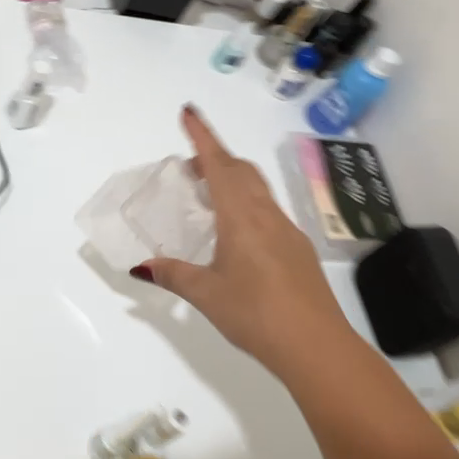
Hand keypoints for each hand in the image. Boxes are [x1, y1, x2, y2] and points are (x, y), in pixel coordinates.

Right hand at [135, 107, 355, 379]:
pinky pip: (268, 214)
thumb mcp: (206, 295)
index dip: (202, 137)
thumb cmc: (256, 314)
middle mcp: (267, 216)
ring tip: (208, 198)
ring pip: (257, 192)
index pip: (219, 166)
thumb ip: (174, 275)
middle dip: (216, 159)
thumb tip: (142, 266)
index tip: (188, 112)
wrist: (316, 345)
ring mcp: (287, 233)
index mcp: (242, 218)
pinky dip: (247, 206)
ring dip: (233, 182)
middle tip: (189, 168)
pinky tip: (236, 236)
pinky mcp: (298, 252)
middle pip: (242, 172)